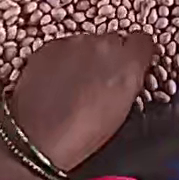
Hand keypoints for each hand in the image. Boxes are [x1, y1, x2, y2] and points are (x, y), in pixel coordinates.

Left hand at [7, 32, 152, 171]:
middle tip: (99, 81)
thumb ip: (129, 82)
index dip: (137, 53)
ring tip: (73, 85)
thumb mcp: (120, 112)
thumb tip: (129, 72)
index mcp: (128, 64)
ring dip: (85, 57)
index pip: (143, 41)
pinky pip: (65, 47)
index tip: (132, 63)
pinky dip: (63, 60)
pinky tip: (56, 82)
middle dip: (109, 56)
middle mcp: (104, 45)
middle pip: (114, 40)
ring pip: (88, 43)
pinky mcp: (51, 45)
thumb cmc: (82, 135)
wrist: (35, 139)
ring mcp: (76, 42)